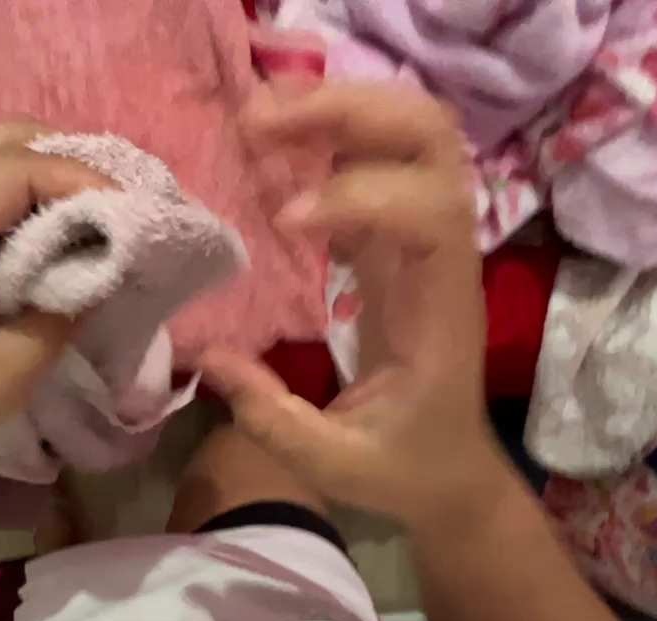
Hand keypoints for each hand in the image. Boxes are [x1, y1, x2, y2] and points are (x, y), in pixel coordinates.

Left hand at [0, 122, 110, 498]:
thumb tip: (98, 273)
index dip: (82, 178)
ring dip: (40, 173)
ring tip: (88, 219)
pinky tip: (42, 234)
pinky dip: (13, 192)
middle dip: (65, 160)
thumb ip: (55, 320)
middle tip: (114, 209)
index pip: (16, 169)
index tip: (132, 214)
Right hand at [200, 84, 507, 526]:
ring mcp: (422, 249)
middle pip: (429, 142)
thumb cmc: (403, 470)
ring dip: (339, 114)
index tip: (285, 226)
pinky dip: (327, 149)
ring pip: (409, 139)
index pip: (429, 215)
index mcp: (438, 312)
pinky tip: (275, 159)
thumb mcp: (332, 463)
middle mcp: (440, 262)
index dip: (360, 198)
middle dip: (348, 112)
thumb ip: (269, 416)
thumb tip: (204, 356)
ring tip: (259, 123)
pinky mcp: (398, 253)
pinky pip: (376, 173)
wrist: (451, 473)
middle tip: (258, 122)